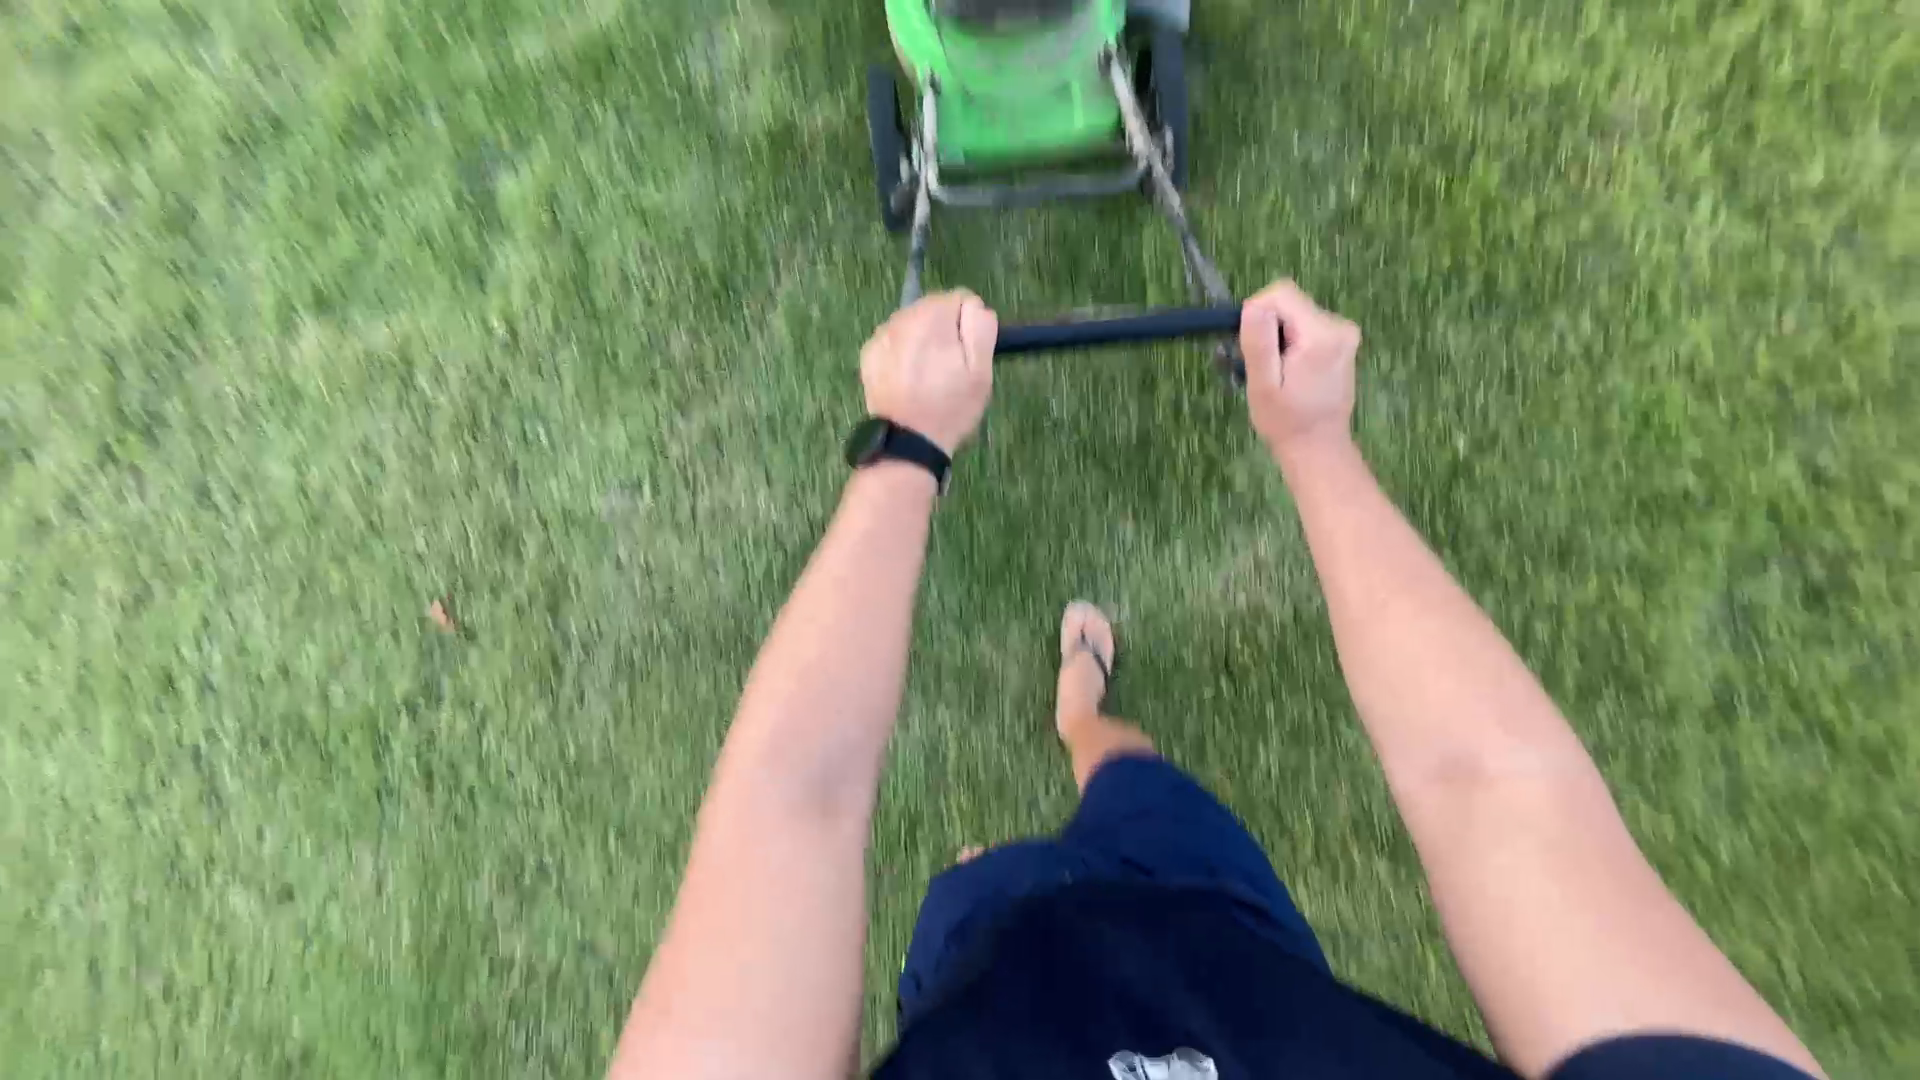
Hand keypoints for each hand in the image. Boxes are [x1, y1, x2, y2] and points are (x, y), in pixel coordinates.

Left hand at [860, 291, 997, 454]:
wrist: (907, 441)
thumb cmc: (950, 408)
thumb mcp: (980, 371)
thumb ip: (981, 327)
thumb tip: (973, 305)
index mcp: (932, 316)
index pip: (961, 299)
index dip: (969, 327)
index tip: (966, 356)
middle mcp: (902, 317)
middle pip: (934, 309)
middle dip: (944, 331)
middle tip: (949, 369)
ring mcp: (881, 335)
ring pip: (913, 324)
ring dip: (923, 340)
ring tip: (927, 376)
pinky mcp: (869, 353)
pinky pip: (894, 341)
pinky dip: (903, 352)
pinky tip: (908, 379)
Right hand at [1240, 280, 1360, 459]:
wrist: (1318, 446)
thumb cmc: (1286, 422)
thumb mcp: (1263, 386)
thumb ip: (1259, 343)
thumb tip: (1252, 306)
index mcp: (1321, 333)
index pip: (1280, 293)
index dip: (1256, 314)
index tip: (1249, 347)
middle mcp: (1339, 325)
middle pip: (1288, 303)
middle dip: (1266, 329)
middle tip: (1260, 366)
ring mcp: (1344, 333)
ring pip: (1295, 315)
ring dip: (1277, 338)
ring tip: (1274, 372)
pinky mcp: (1342, 341)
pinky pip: (1306, 326)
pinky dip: (1290, 343)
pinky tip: (1288, 372)